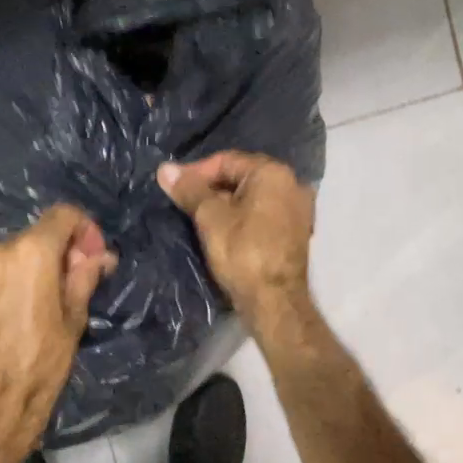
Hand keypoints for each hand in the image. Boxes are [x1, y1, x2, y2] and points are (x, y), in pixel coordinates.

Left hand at [0, 205, 116, 440]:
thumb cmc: (42, 360)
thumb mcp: (73, 317)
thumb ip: (85, 277)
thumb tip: (101, 256)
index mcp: (31, 251)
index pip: (63, 215)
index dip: (84, 230)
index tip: (93, 256)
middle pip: (39, 234)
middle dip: (61, 251)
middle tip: (77, 282)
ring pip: (17, 251)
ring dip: (37, 265)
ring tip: (49, 300)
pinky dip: (15, 277)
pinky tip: (24, 307)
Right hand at [158, 151, 313, 319]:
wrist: (274, 302)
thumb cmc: (242, 252)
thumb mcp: (210, 217)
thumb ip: (189, 190)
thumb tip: (164, 169)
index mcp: (273, 173)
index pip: (226, 160)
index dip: (195, 172)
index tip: (173, 188)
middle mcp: (292, 184)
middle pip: (241, 177)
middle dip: (210, 188)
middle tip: (183, 203)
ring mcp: (298, 210)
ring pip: (252, 198)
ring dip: (225, 204)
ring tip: (198, 218)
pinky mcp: (295, 233)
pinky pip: (262, 215)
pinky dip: (241, 218)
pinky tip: (222, 232)